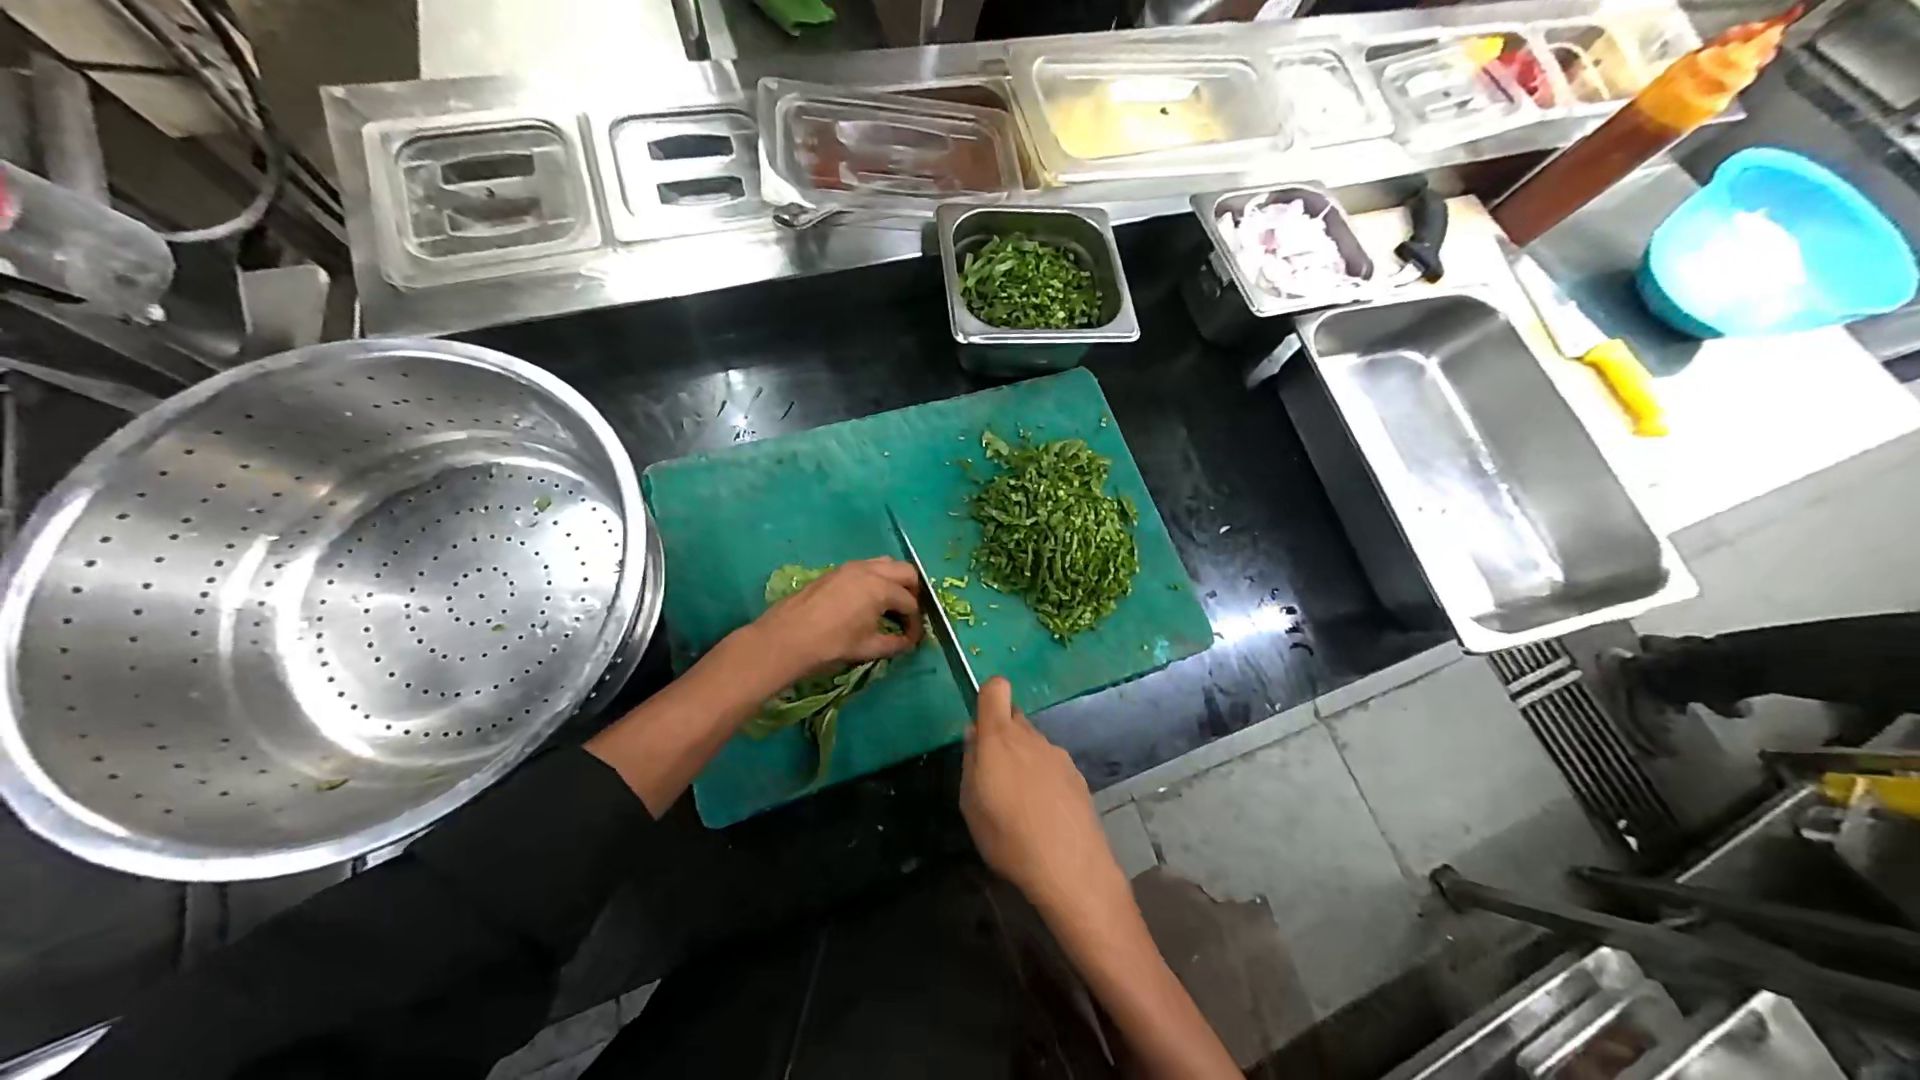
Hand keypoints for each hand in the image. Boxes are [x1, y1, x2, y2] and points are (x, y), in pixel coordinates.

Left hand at [748, 557, 924, 681]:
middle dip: (912, 593)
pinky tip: (866, 600)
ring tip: (889, 604)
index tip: (912, 638)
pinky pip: (866, 567)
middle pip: (906, 572)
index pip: (911, 603)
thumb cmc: (831, 644)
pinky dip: (876, 578)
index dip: (915, 622)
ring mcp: (851, 567)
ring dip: (894, 581)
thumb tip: (908, 642)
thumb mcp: (868, 648)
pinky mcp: (836, 570)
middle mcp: (870, 570)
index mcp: (882, 588)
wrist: (787, 638)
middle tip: (907, 615)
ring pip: (886, 564)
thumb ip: (894, 644)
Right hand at [961, 677, 1128, 915]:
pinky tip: (1044, 814)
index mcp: (1000, 737)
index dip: (987, 696)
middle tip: (993, 776)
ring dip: (1023, 761)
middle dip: (1001, 736)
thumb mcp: (970, 805)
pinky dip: (1043, 779)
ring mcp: (1058, 755)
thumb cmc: (1007, 837)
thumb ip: (970, 762)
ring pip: (1033, 744)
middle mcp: (1031, 737)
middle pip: (1013, 718)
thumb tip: (975, 736)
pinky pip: (1051, 765)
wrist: (1070, 868)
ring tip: (1019, 804)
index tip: (980, 724)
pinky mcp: (1077, 776)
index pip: (996, 688)